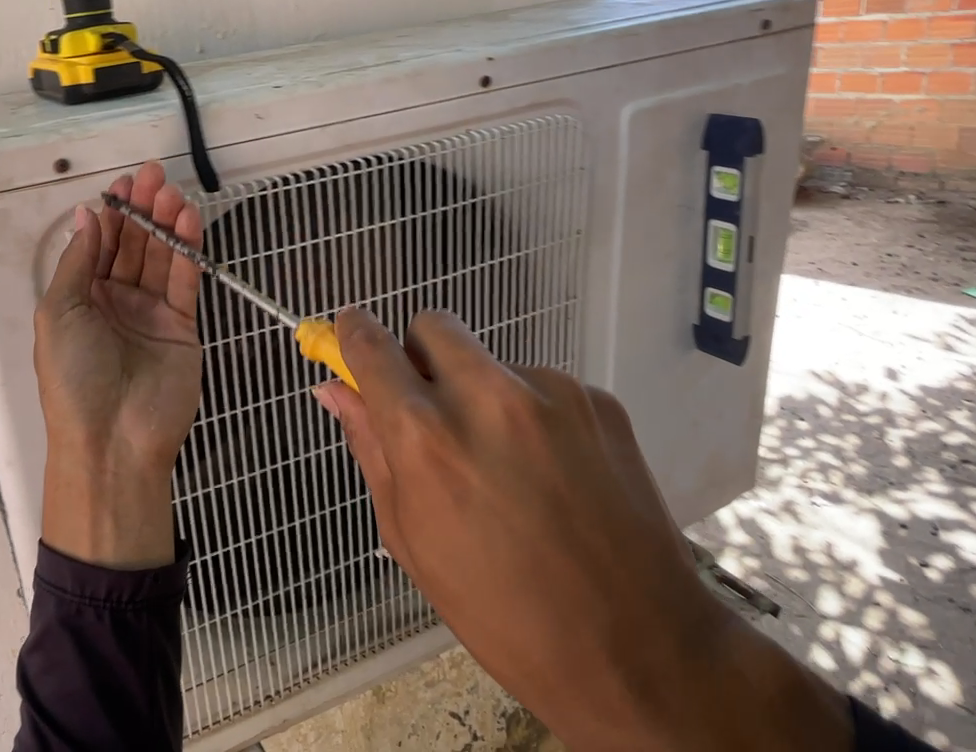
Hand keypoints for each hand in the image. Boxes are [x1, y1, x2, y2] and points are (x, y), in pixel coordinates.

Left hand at [34, 161, 202, 569]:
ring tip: (173, 191)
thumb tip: (87, 215)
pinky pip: (185, 281)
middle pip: (132, 245)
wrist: (111, 440)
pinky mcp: (182, 327)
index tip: (123, 183)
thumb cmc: (73, 377)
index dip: (111, 214)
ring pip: (161, 258)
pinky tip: (189, 221)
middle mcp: (115, 301)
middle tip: (154, 175)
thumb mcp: (58, 313)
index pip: (99, 245)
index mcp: (81, 299)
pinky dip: (188, 250)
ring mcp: (150, 314)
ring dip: (166, 223)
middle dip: (142, 210)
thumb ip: (78, 260)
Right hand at [314, 308, 850, 751]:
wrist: (639, 649)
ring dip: (481, 392)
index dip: (352, 334)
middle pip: (433, 325)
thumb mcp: (411, 539)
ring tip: (506, 464)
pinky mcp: (598, 401)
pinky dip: (531, 414)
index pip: (371, 348)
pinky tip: (550, 472)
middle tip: (432, 406)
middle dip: (420, 354)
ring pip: (490, 361)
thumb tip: (336, 390)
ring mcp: (551, 393)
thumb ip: (371, 449)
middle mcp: (486, 396)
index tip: (349, 328)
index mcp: (426, 437)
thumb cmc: (501, 612)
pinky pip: (542, 386)